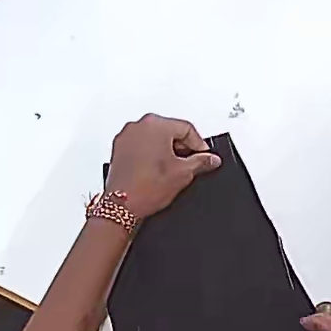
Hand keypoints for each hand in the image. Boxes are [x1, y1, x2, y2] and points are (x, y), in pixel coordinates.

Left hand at [103, 114, 220, 219]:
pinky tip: (157, 170)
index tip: (204, 156)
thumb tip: (211, 159)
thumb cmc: (145, 188)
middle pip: (170, 130)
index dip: (199, 145)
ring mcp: (126, 136)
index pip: (187, 128)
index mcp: (156, 125)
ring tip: (173, 169)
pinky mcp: (119, 148)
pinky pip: (141, 145)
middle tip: (191, 163)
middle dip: (182, 147)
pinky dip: (151, 153)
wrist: (122, 205)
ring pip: (154, 137)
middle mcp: (138, 126)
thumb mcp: (183, 173)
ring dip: (166, 150)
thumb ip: (201, 162)